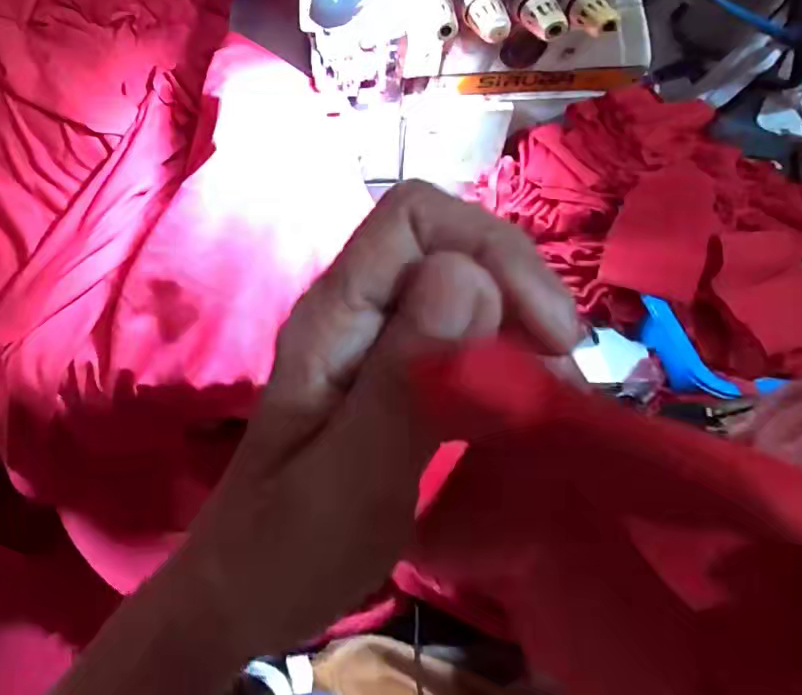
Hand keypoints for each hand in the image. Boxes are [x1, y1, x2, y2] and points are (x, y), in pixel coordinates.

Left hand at [54, 181, 580, 694]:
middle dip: (516, 287)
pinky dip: (503, 353)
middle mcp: (349, 307)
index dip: (490, 250)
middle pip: (444, 239)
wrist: (245, 583)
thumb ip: (406, 379)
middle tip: (556, 375)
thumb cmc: (290, 545)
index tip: (547, 335)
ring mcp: (367, 335)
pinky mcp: (387, 368)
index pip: (413, 216)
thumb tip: (466, 274)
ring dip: (517, 323)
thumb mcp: (353, 475)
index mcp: (332, 315)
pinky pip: (457, 328)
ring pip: (458, 280)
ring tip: (548, 398)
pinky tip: (521, 404)